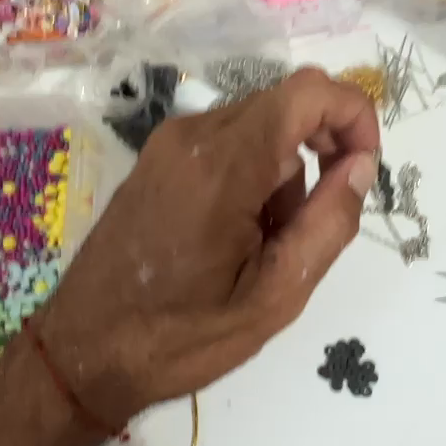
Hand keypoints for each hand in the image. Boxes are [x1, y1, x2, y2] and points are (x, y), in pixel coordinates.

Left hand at [30, 68, 380, 425]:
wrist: (81, 352)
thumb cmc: (181, 336)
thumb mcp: (275, 295)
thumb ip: (330, 223)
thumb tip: (362, 165)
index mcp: (223, 164)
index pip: (309, 93)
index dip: (354, 115)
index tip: (364, 170)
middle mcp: (193, 134)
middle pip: (287, 106)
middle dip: (322, 153)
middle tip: (317, 224)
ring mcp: (170, 143)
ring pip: (262, 126)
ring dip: (286, 173)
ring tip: (266, 245)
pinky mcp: (158, 159)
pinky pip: (229, 143)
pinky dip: (254, 175)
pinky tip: (237, 235)